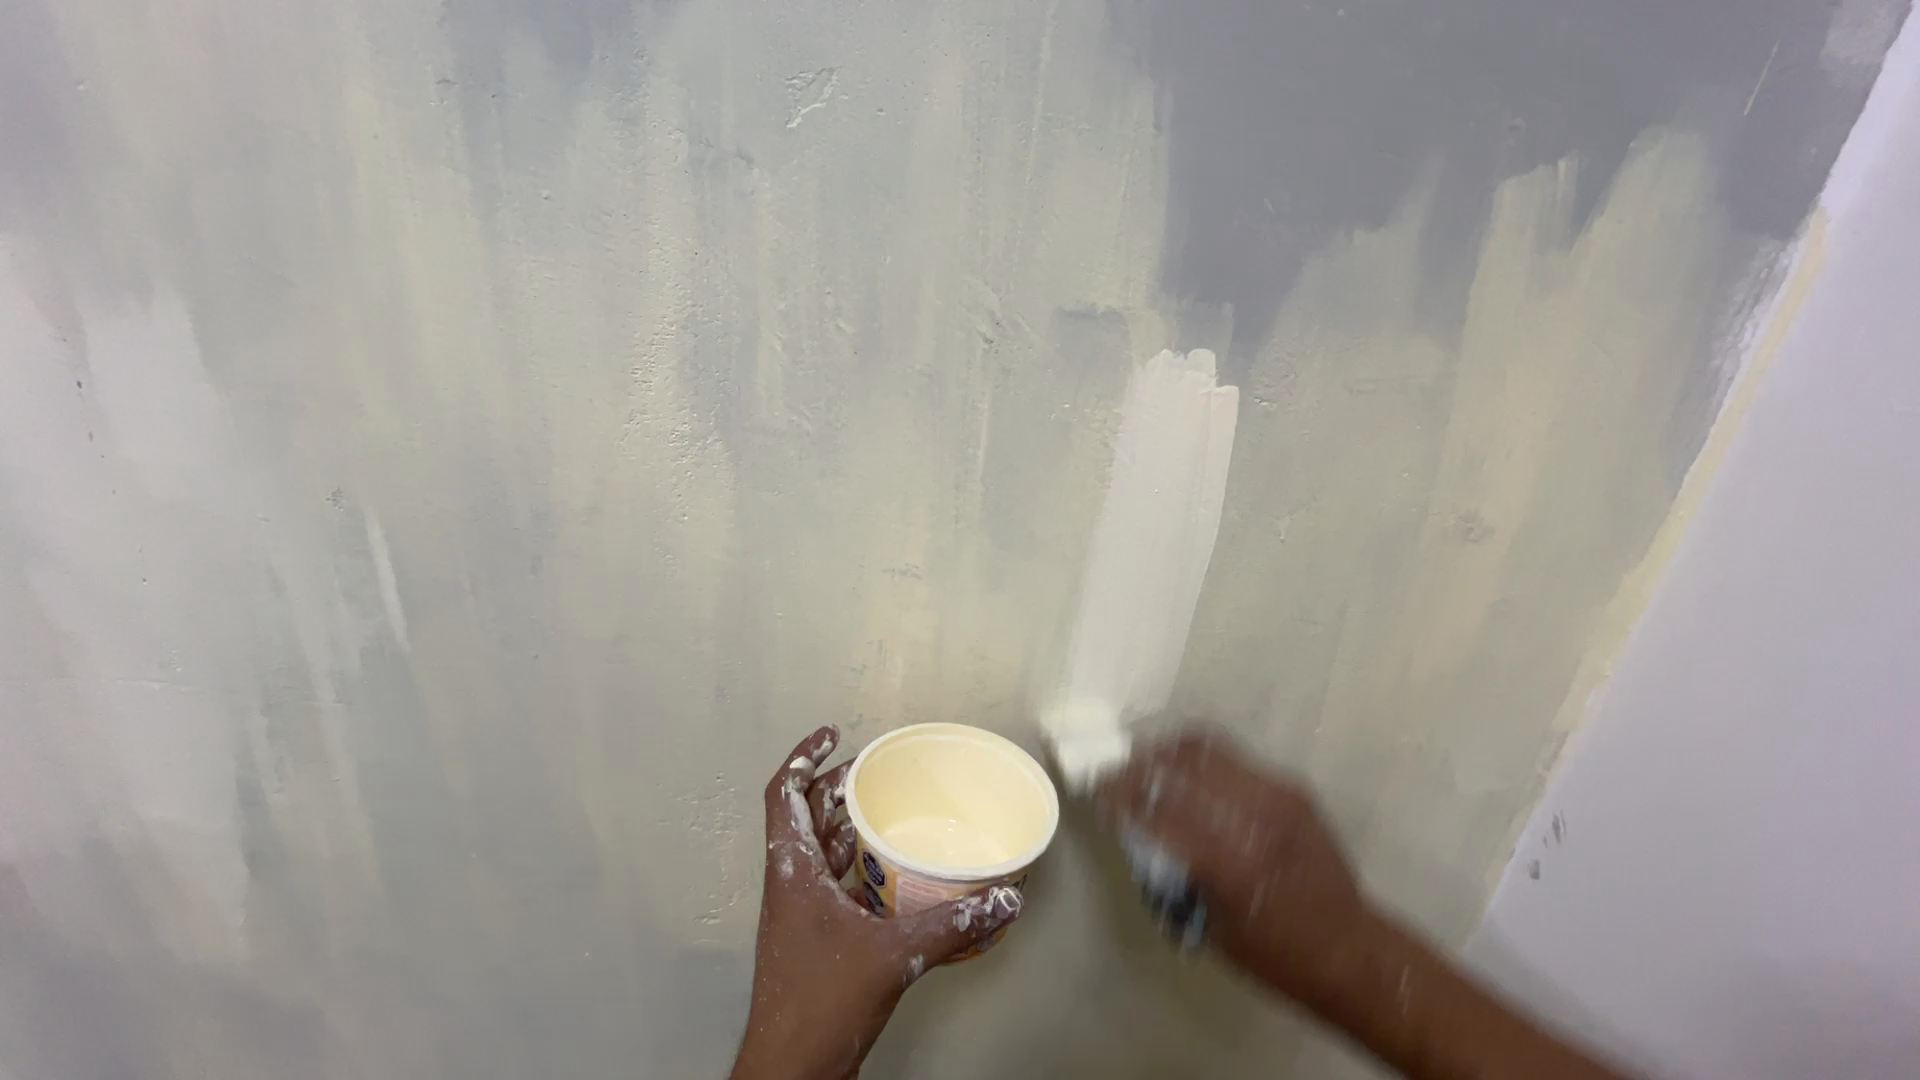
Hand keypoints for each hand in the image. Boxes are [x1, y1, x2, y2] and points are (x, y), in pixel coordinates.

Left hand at [731, 726, 1023, 1079]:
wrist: (789, 1072)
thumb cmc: (820, 1004)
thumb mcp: (893, 957)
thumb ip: (950, 926)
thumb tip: (1001, 900)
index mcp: (792, 872)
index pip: (784, 795)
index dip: (802, 757)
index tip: (832, 734)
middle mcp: (792, 884)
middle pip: (806, 816)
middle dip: (836, 785)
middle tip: (872, 768)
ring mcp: (802, 912)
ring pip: (822, 849)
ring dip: (848, 823)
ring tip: (884, 806)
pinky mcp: (817, 937)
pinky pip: (838, 883)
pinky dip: (860, 865)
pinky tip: (894, 869)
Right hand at [1095, 725, 1367, 998]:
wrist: (1353, 950)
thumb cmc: (1273, 954)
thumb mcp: (1207, 922)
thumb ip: (1173, 867)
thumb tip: (1137, 825)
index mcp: (1230, 861)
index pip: (1158, 809)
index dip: (1120, 792)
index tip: (1095, 784)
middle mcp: (1254, 817)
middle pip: (1180, 766)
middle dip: (1140, 763)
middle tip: (1117, 769)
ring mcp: (1277, 795)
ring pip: (1207, 750)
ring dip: (1168, 752)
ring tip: (1147, 760)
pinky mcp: (1291, 788)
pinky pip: (1233, 759)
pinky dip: (1200, 760)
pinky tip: (1187, 772)